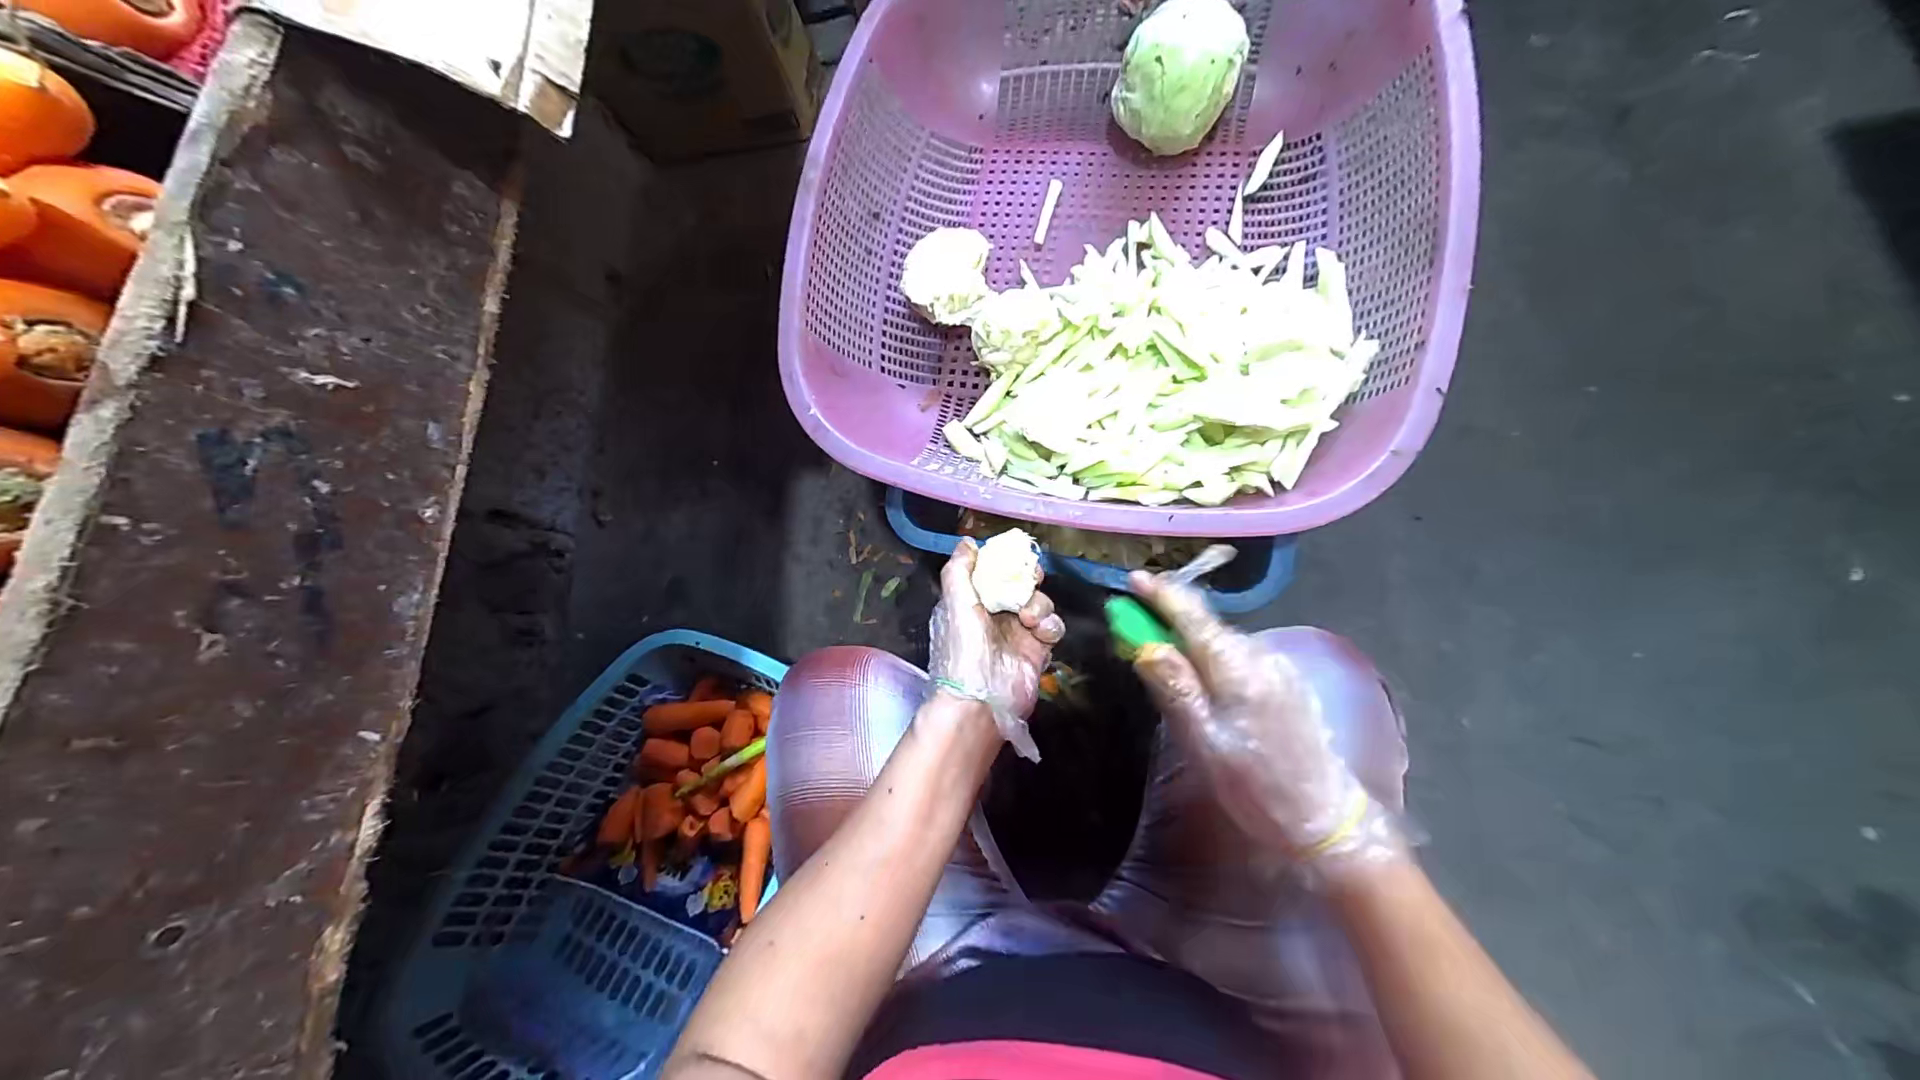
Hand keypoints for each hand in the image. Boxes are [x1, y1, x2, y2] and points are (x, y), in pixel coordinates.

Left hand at [928, 538, 1065, 759]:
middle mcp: (995, 615)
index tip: (1012, 554)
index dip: (1003, 562)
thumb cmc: (962, 650)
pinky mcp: (1038, 649)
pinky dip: (1049, 624)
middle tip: (1029, 575)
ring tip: (1027, 617)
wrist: (980, 702)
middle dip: (1027, 577)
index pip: (991, 573)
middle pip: (1019, 584)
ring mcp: (1018, 632)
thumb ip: (959, 570)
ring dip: (1037, 603)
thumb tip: (967, 542)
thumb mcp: (953, 604)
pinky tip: (1039, 631)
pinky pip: (1052, 626)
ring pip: (1039, 602)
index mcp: (971, 602)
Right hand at [1129, 571, 1395, 863]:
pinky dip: (1216, 658)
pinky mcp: (1290, 683)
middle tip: (1138, 632)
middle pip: (1208, 626)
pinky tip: (1209, 684)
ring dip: (1194, 643)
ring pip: (1225, 643)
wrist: (1327, 822)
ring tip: (1170, 664)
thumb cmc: (1255, 788)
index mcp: (1237, 668)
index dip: (1161, 594)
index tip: (1133, 578)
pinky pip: (1242, 658)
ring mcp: (1280, 668)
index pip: (1193, 616)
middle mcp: (1262, 656)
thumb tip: (1146, 645)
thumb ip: (1175, 690)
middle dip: (1171, 621)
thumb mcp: (1204, 744)